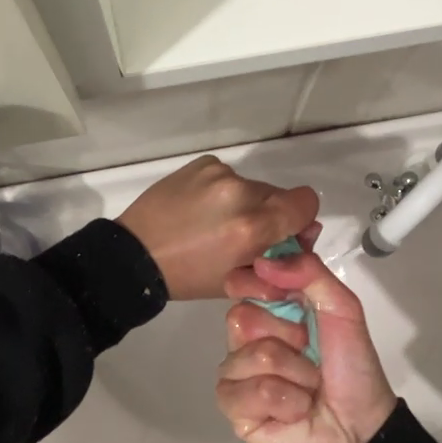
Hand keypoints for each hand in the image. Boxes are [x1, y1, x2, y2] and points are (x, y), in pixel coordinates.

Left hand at [115, 155, 319, 300]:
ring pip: (253, 187)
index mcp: (252, 227)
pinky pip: (229, 177)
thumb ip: (279, 259)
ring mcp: (220, 174)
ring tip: (214, 223)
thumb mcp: (240, 279)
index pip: (306, 203)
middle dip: (270, 215)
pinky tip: (200, 210)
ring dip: (245, 203)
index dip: (300, 219)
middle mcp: (241, 193)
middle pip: (280, 196)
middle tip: (243, 236)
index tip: (282, 233)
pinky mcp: (204, 163)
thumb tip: (306, 235)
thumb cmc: (189, 277)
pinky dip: (223, 192)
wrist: (136, 255)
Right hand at [217, 252, 397, 442]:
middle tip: (310, 349)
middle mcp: (248, 340)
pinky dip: (286, 400)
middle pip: (240, 316)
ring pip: (250, 355)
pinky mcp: (236, 409)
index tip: (280, 291)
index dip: (254, 282)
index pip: (239, 282)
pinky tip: (297, 410)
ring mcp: (238, 375)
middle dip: (287, 334)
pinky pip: (250, 392)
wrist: (362, 427)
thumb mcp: (343, 309)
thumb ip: (310, 273)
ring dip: (295, 372)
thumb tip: (263, 261)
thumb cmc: (352, 367)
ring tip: (310, 387)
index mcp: (270, 312)